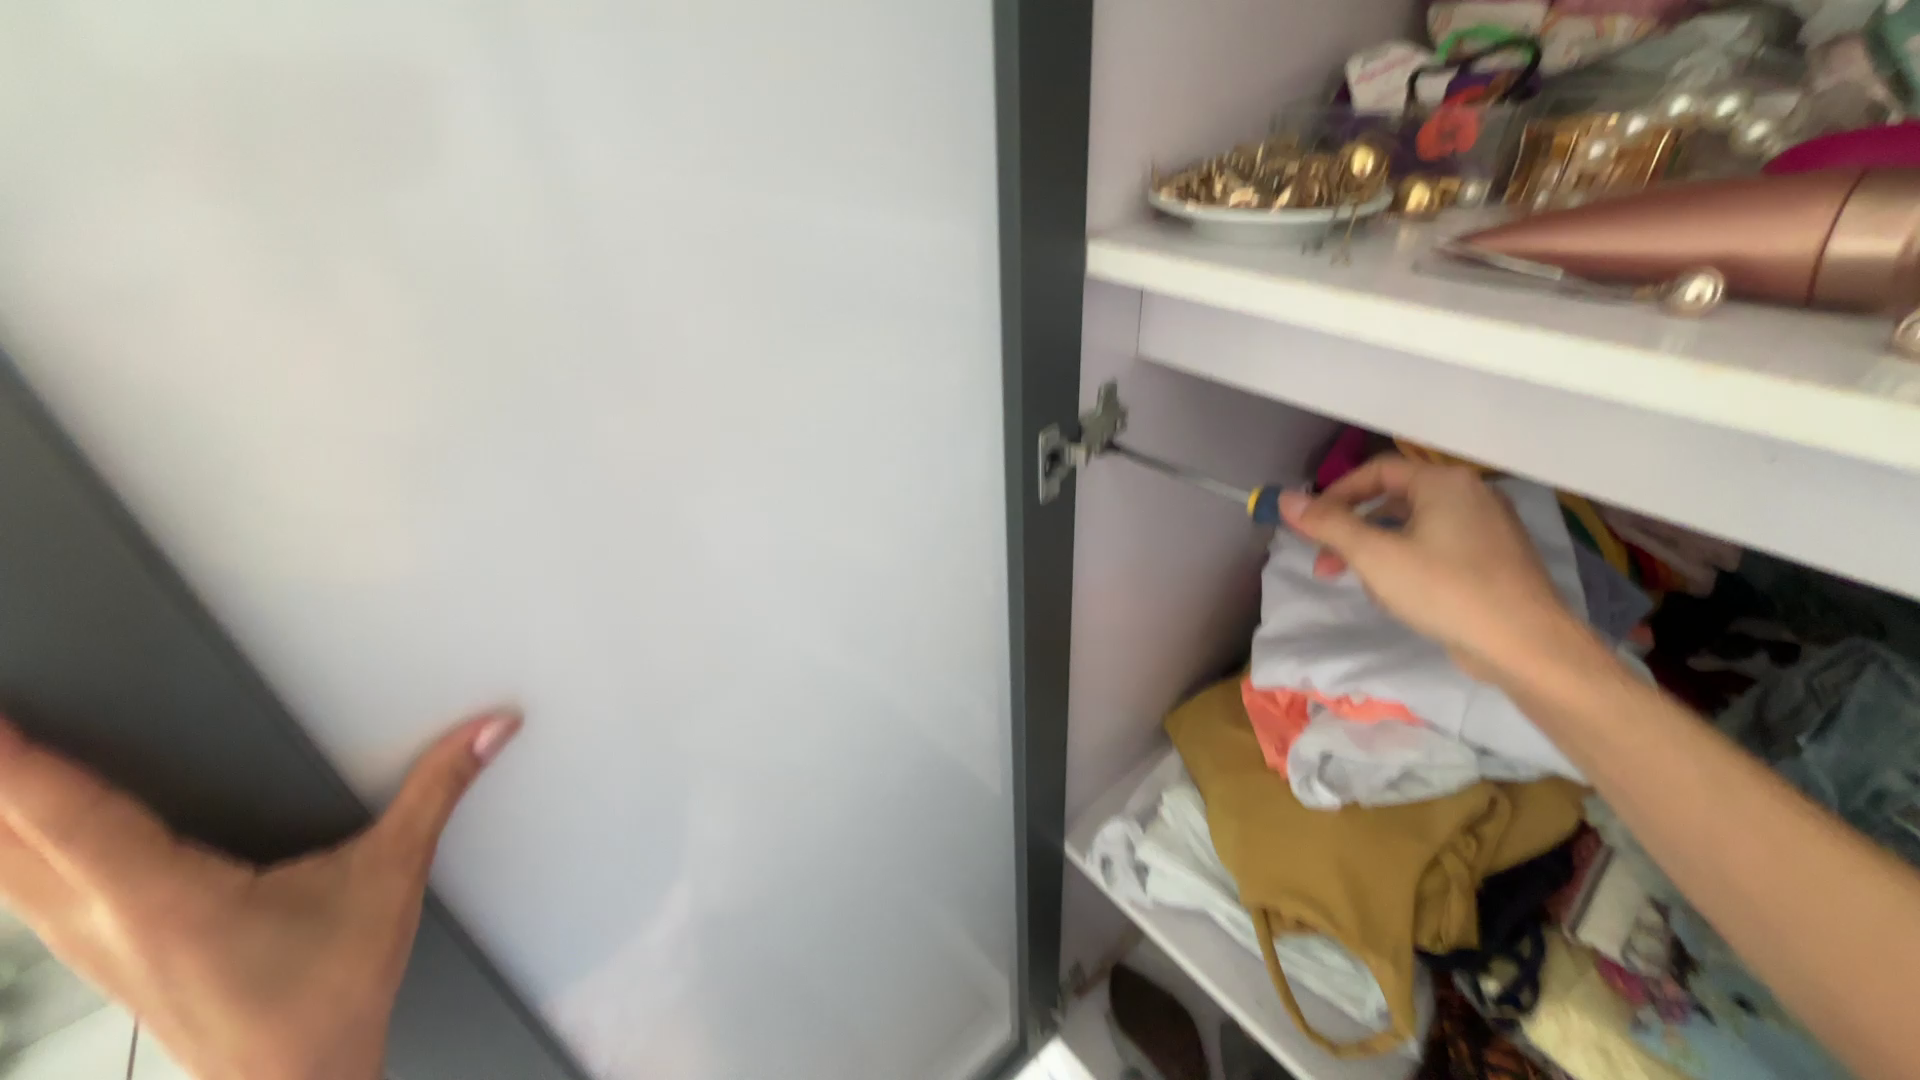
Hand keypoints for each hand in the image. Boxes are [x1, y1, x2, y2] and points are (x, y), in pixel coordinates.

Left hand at [0, 707, 520, 1079]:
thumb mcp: (392, 878)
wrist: (298, 1079)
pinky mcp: (98, 949)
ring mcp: (87, 943)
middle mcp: (103, 920)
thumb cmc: (327, 994)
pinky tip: (12, 831)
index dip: (18, 762)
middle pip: (2, 840)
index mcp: (164, 897)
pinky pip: (19, 889)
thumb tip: (485, 732)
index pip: (70, 814)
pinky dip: (5, 844)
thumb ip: (437, 792)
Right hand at [1278, 454, 1588, 682]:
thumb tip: (1287, 499)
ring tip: (1365, 588)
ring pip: (1414, 529)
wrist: (1525, 645)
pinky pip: (1438, 549)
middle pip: (1394, 501)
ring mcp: (1488, 528)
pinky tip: (1402, 598)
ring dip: (1378, 553)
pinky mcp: (1494, 560)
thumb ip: (1328, 524)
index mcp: (1445, 483)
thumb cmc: (1445, 590)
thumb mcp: (1374, 556)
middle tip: (1327, 565)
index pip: (1377, 471)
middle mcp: (1470, 495)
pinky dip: (1409, 565)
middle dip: (1353, 533)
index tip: (1310, 526)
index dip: (1336, 495)